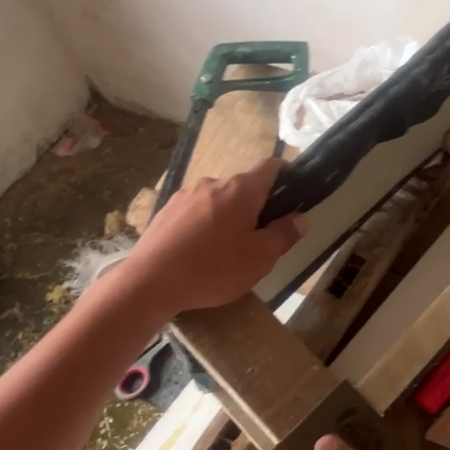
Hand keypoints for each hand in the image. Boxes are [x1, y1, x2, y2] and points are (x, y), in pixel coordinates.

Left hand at [120, 158, 307, 313]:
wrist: (149, 282)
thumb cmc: (213, 268)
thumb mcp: (260, 258)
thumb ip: (283, 235)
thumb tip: (300, 218)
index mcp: (241, 190)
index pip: (269, 167)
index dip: (284, 174)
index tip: (292, 192)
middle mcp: (212, 183)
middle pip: (242, 188)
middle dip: (255, 207)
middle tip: (259, 239)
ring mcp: (185, 196)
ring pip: (217, 201)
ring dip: (227, 218)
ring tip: (225, 251)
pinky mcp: (165, 212)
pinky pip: (195, 213)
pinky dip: (204, 227)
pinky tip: (198, 254)